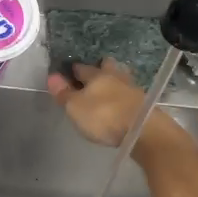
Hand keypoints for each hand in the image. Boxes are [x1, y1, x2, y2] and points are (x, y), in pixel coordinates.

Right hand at [47, 59, 181, 149]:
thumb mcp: (76, 107)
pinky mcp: (145, 103)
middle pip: (107, 67)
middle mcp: (116, 77)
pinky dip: (124, 96)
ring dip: (115, 81)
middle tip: (94, 75)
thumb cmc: (104, 116)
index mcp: (97, 75)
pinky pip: (130, 94)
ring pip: (121, 79)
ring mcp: (133, 89)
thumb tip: (52, 76)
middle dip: (101, 68)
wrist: (143, 129)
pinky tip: (122, 103)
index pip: (83, 68)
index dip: (75, 70)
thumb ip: (64, 93)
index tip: (69, 72)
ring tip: (109, 89)